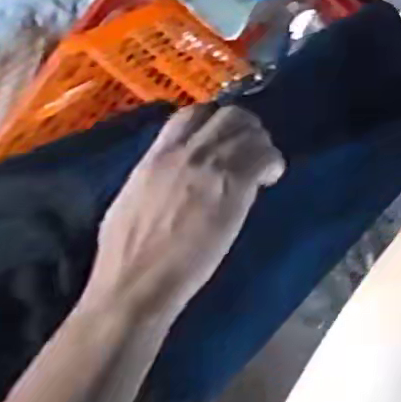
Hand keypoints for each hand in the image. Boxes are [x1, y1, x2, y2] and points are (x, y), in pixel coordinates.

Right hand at [86, 105, 284, 319]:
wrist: (134, 288)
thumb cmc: (126, 256)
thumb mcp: (132, 199)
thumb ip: (159, 174)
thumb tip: (179, 166)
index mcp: (156, 158)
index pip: (192, 114)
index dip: (214, 119)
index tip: (224, 135)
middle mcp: (187, 154)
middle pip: (231, 115)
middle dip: (246, 128)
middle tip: (250, 150)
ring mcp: (212, 166)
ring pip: (253, 132)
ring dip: (262, 146)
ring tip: (261, 168)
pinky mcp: (236, 183)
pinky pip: (267, 156)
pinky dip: (273, 164)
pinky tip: (269, 180)